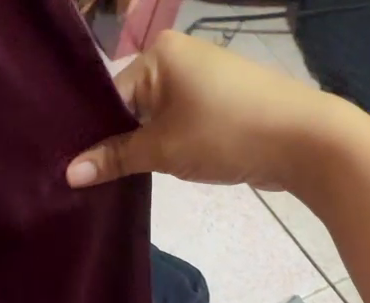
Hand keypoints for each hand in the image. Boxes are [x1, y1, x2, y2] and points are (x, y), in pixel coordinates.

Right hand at [66, 30, 358, 193]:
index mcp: (159, 53)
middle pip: (128, 106)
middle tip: (84, 182)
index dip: (91, 135)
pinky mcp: (213, 104)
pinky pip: (172, 124)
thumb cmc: (225, 133)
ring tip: (111, 183)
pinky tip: (146, 173)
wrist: (301, 139)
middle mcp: (176, 57)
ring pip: (150, 119)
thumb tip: (69, 174)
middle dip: (113, 142)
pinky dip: (160, 147)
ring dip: (136, 149)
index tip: (71, 170)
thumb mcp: (161, 149)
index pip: (109, 96)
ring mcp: (197, 80)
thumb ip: (114, 159)